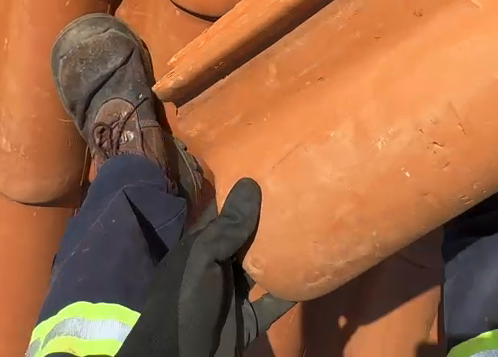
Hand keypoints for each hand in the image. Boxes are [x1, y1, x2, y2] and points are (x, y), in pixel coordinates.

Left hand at [120, 178, 293, 356]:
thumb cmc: (186, 302)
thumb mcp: (202, 259)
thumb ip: (227, 226)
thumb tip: (251, 181)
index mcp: (201, 248)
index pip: (224, 215)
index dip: (245, 196)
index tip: (273, 175)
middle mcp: (218, 268)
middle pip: (246, 240)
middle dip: (268, 223)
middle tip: (299, 199)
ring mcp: (233, 296)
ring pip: (261, 270)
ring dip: (282, 256)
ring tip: (310, 231)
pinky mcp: (247, 321)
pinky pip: (273, 303)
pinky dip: (289, 292)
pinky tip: (311, 276)